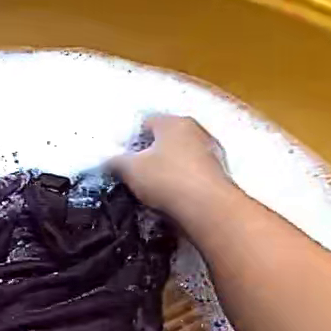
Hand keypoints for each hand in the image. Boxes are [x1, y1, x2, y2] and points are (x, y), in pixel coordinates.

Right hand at [110, 114, 237, 222]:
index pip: (147, 122)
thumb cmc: (166, 179)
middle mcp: (196, 130)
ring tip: (155, 187)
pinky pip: (194, 172)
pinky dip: (184, 180)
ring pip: (182, 155)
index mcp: (173, 122)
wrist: (208, 208)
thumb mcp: (130, 170)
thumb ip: (116, 162)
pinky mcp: (221, 173)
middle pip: (166, 138)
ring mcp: (212, 151)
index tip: (124, 158)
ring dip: (169, 167)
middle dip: (152, 153)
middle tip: (137, 172)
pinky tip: (175, 196)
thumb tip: (109, 161)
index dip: (132, 139)